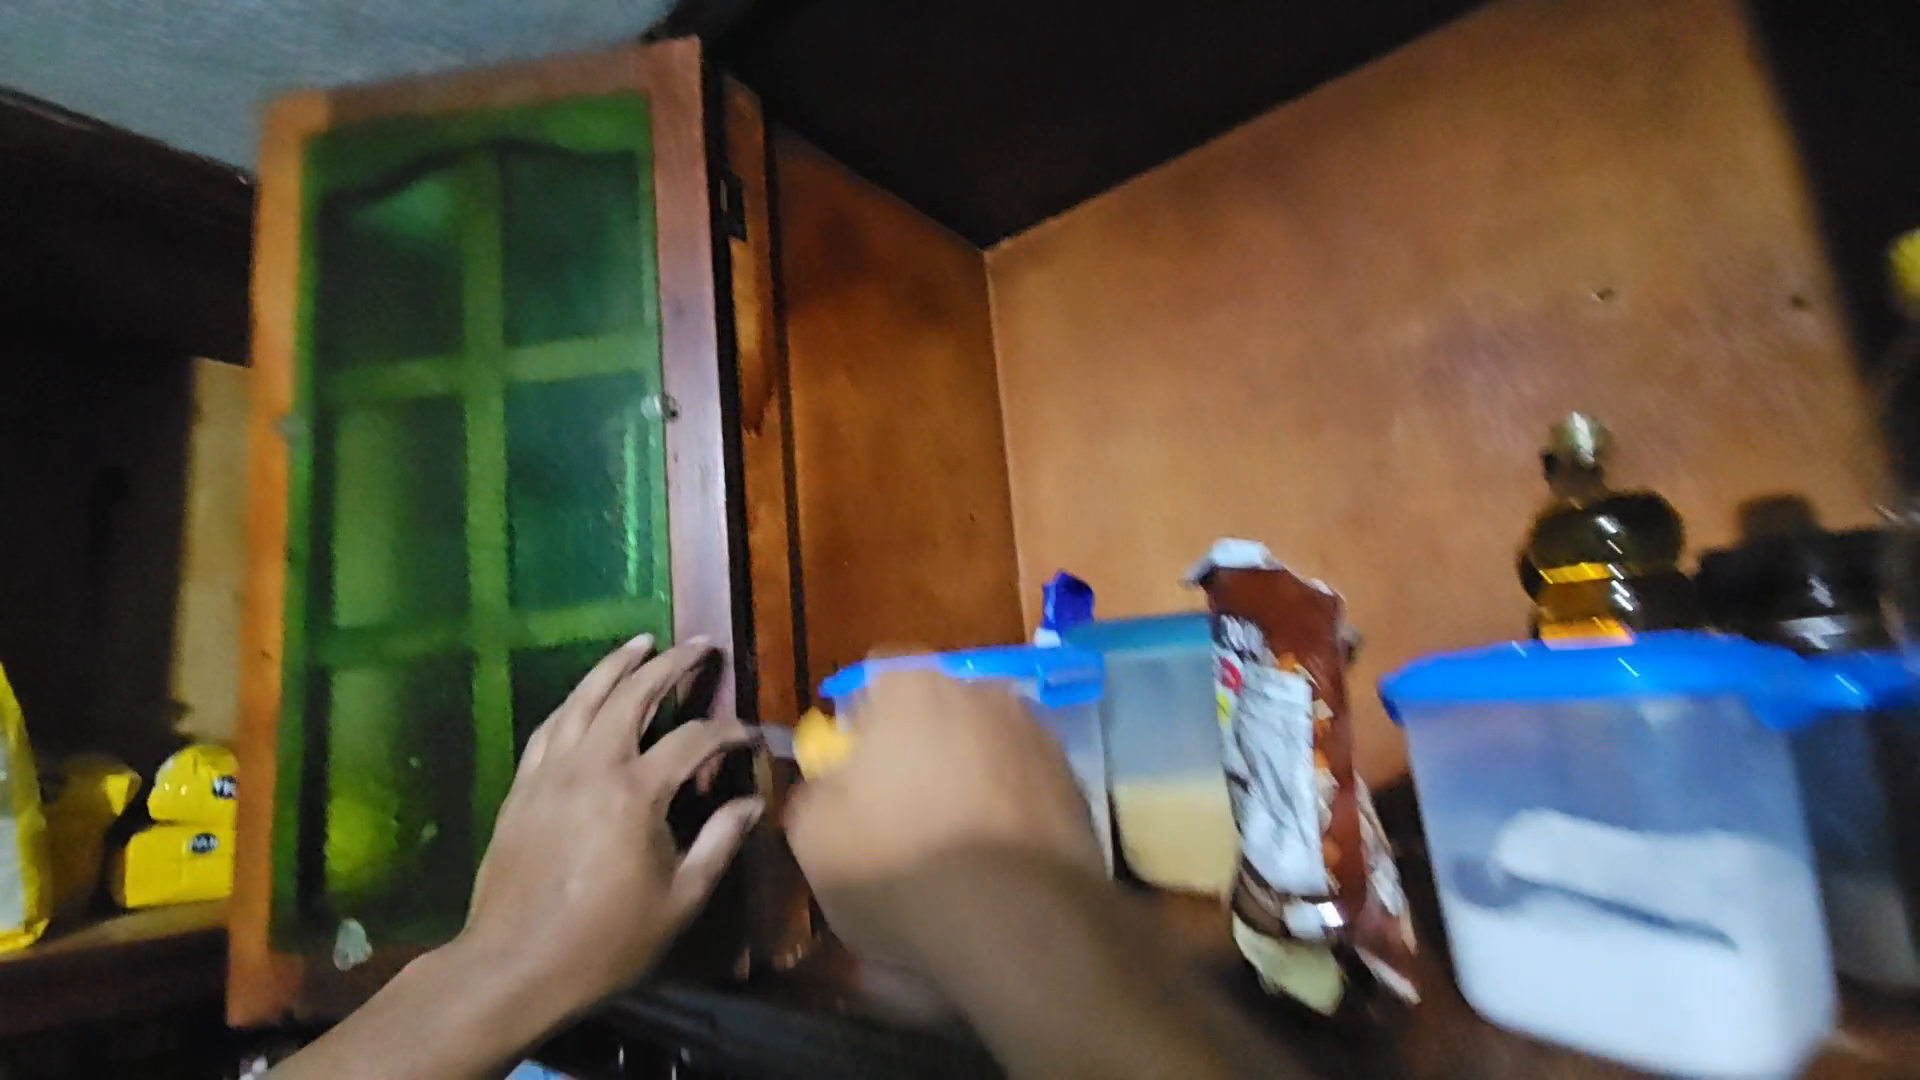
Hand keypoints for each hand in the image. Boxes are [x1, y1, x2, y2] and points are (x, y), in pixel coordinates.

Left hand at [457, 635, 760, 1017]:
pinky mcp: (523, 786)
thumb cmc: (604, 940)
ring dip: (616, 665)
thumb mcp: (681, 899)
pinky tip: (587, 694)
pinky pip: (551, 726)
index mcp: (635, 793)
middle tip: (699, 646)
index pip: (694, 739)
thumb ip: (721, 842)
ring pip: (584, 697)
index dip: (730, 731)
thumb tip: (755, 802)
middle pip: (634, 694)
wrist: (510, 970)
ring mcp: (551, 772)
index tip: (752, 735)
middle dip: (672, 664)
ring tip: (641, 642)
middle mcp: (592, 767)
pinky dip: (575, 700)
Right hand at [784, 667, 1101, 960]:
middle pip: (937, 707)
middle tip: (903, 806)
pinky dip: (1009, 803)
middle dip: (919, 744)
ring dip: (968, 773)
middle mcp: (980, 692)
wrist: (1021, 923)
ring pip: (984, 741)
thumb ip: (818, 789)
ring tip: (957, 840)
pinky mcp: (1073, 777)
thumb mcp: (815, 836)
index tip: (857, 769)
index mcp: (913, 688)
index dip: (863, 718)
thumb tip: (834, 780)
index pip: (879, 673)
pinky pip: (1024, 778)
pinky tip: (999, 856)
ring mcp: (1034, 732)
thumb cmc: (902, 866)